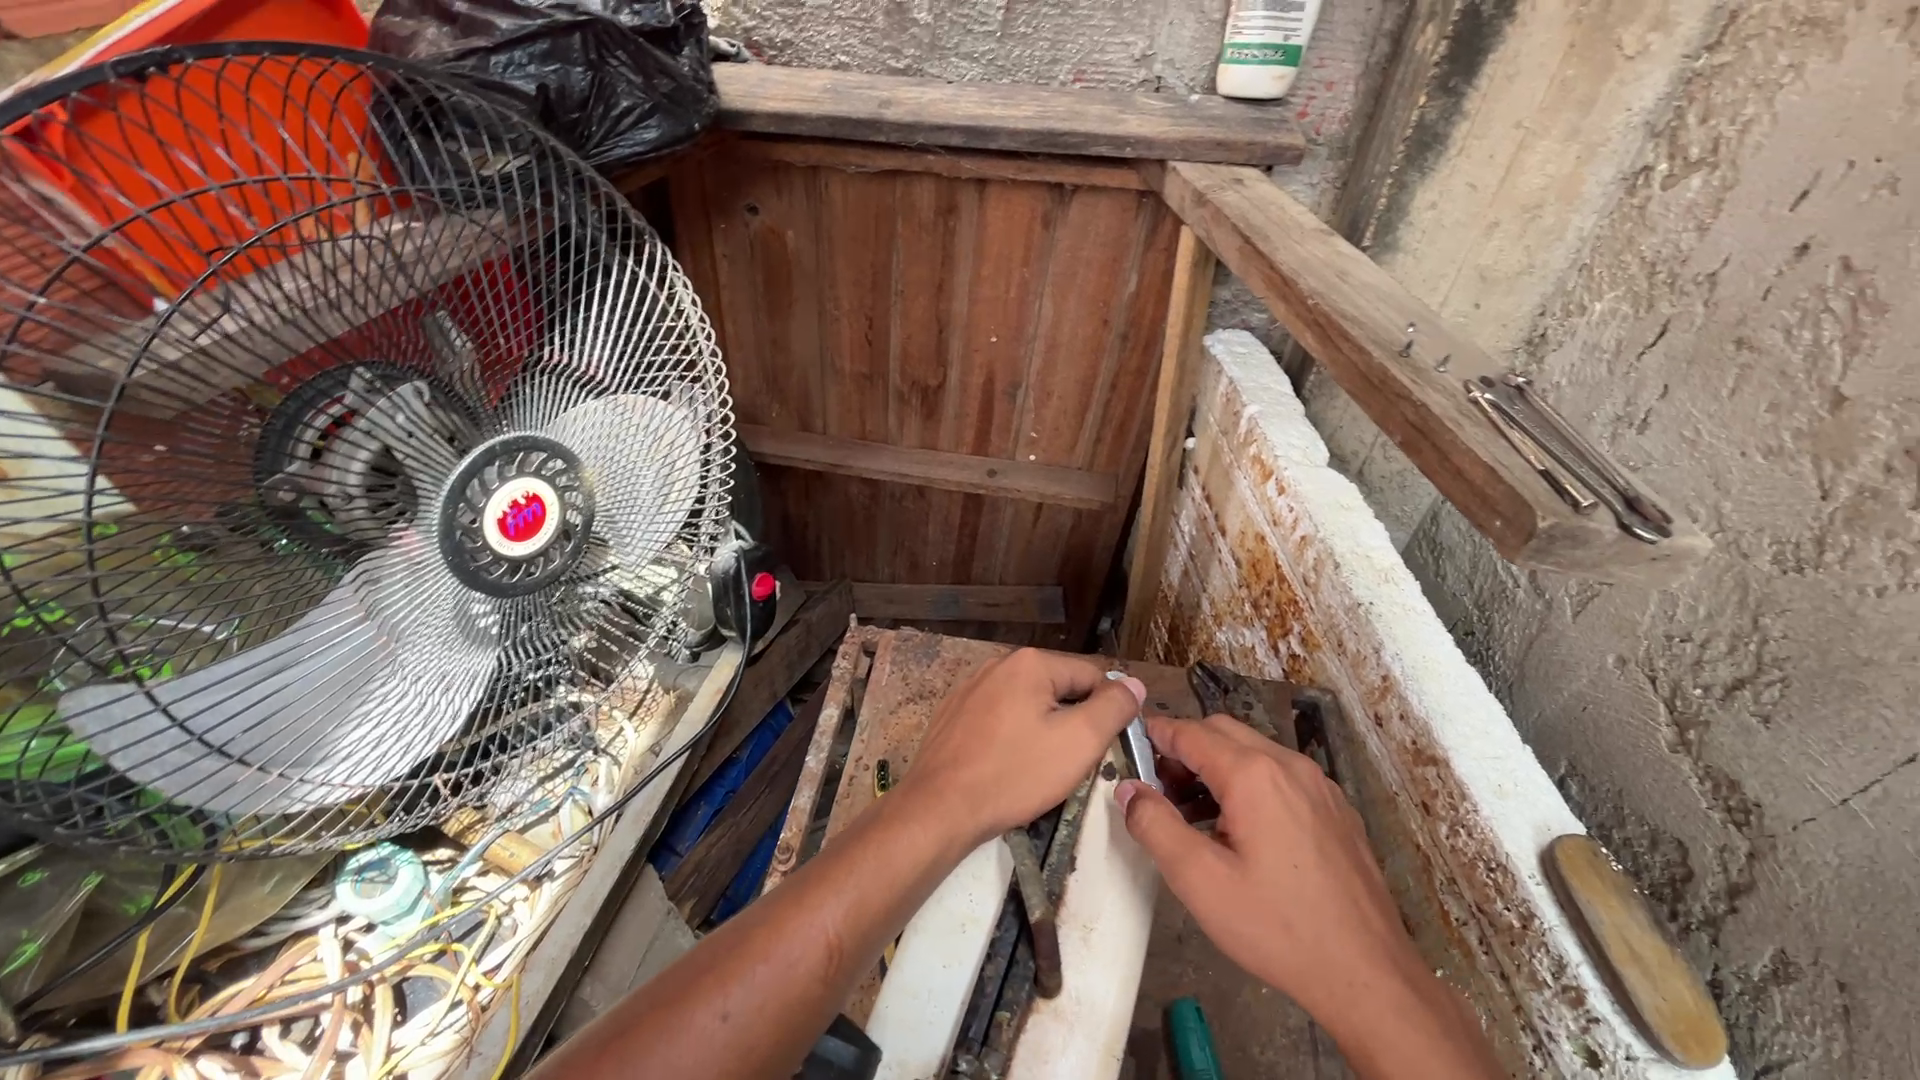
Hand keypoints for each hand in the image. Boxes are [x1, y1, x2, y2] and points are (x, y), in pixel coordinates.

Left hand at [898, 648, 1144, 847]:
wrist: (939, 808)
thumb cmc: (1014, 774)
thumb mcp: (1078, 742)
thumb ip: (1113, 708)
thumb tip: (1133, 684)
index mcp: (1030, 663)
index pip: (1092, 676)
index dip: (1109, 711)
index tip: (1108, 747)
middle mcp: (998, 665)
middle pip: (1059, 688)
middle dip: (1073, 721)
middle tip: (1075, 763)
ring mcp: (970, 689)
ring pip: (1028, 705)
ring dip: (1044, 731)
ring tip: (1042, 769)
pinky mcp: (953, 715)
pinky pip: (999, 719)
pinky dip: (1013, 738)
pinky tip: (1009, 767)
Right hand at [1114, 714, 1422, 1015]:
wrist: (1367, 973)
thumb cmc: (1276, 926)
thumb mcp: (1198, 880)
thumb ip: (1154, 825)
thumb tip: (1129, 789)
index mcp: (1254, 775)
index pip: (1190, 732)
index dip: (1154, 735)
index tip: (1128, 748)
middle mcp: (1289, 766)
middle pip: (1223, 732)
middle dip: (1184, 750)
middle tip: (1158, 791)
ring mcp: (1319, 786)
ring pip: (1254, 753)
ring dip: (1215, 768)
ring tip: (1192, 816)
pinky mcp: (1336, 810)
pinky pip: (1281, 777)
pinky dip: (1249, 784)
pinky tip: (1239, 832)